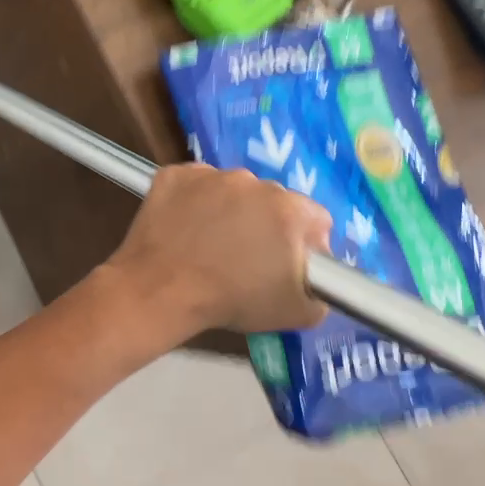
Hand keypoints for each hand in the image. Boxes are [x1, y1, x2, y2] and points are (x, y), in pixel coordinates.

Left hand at [105, 163, 331, 334]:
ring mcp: (207, 174)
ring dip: (228, 207)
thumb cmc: (231, 300)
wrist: (160, 289)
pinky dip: (192, 199)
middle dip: (265, 222)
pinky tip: (184, 224)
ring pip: (230, 188)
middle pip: (271, 199)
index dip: (306, 242)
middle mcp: (249, 181)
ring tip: (210, 240)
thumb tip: (318, 274)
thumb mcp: (299, 311)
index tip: (286, 262)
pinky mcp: (172, 175)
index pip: (314, 218)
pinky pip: (193, 183)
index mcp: (288, 208)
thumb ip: (324, 288)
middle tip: (245, 254)